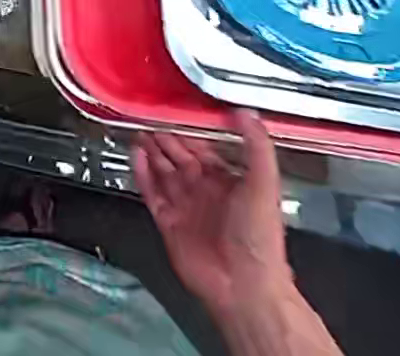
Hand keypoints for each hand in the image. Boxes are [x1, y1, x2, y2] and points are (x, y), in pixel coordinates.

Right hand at [132, 109, 292, 314]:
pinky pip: (150, 191)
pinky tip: (135, 156)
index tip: (174, 113)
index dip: (188, 132)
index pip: (203, 150)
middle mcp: (204, 192)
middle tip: (148, 117)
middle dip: (164, 138)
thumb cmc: (259, 238)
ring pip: (162, 171)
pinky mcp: (167, 220)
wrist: (243, 285)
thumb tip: (247, 114)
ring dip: (150, 151)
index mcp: (228, 184)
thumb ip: (257, 148)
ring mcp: (185, 206)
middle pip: (178, 157)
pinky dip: (141, 172)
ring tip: (137, 130)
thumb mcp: (264, 185)